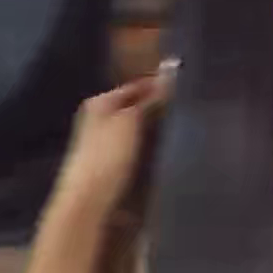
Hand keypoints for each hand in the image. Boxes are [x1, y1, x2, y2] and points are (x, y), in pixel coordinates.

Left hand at [53, 73, 171, 210]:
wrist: (88, 198)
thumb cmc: (108, 155)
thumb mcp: (130, 121)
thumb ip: (148, 99)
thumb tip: (166, 75)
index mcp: (100, 102)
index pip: (134, 86)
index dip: (157, 85)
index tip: (183, 86)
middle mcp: (98, 116)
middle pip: (132, 104)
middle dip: (156, 104)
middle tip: (185, 107)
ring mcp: (101, 138)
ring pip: (132, 123)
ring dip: (152, 123)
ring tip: (178, 126)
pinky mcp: (107, 158)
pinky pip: (132, 141)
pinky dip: (146, 140)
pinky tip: (160, 146)